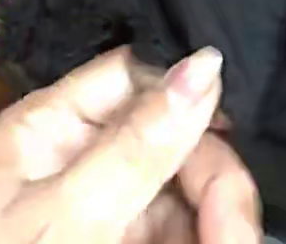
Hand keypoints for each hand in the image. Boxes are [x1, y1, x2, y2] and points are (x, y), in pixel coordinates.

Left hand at [0, 45, 262, 243]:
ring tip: (237, 243)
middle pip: (171, 133)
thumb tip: (208, 60)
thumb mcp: (70, 221)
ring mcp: (109, 206)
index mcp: (48, 128)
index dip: (179, 94)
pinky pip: (188, 228)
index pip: (131, 75)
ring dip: (223, 217)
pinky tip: (226, 241)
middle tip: (237, 234)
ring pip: (190, 185)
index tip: (227, 132)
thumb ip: (138, 145)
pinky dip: (213, 235)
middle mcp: (81, 156)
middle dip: (212, 180)